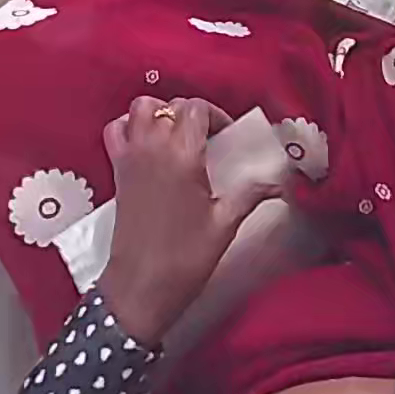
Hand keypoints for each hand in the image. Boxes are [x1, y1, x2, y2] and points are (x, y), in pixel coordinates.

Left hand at [97, 96, 276, 345]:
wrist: (140, 288)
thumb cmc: (186, 257)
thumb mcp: (224, 224)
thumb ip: (250, 194)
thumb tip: (279, 183)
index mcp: (183, 154)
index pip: (196, 109)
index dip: (214, 116)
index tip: (226, 137)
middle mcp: (154, 146)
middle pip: (172, 105)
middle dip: (193, 114)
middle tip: (207, 138)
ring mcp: (131, 155)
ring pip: (140, 108)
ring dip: (160, 112)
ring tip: (176, 134)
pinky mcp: (117, 169)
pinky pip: (115, 130)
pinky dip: (128, 126)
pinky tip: (146, 142)